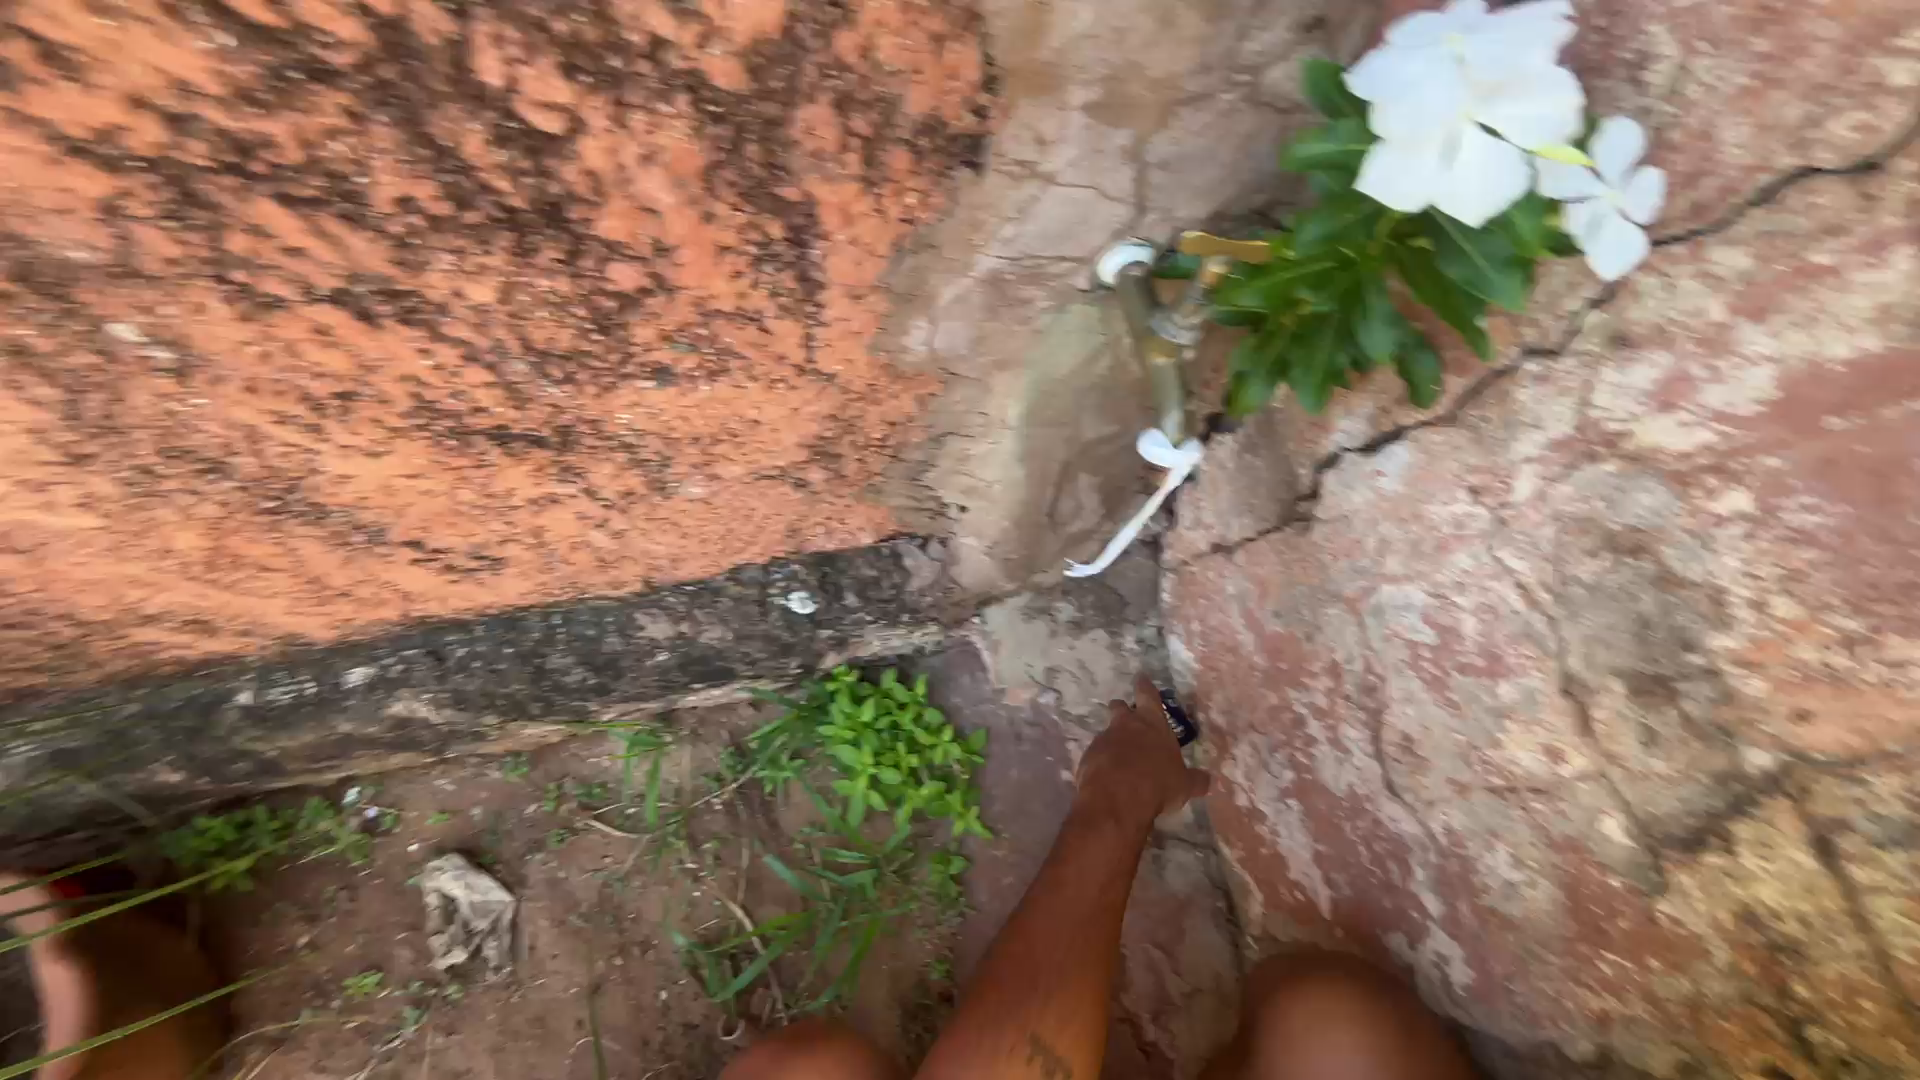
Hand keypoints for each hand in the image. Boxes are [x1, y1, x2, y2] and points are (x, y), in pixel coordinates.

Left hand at [1075, 676, 1210, 826]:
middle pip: (1120, 707)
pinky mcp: (1088, 756)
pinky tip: (1109, 777)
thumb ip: (1195, 780)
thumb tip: (1207, 780)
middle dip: (1122, 709)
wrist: (1117, 798)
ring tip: (1121, 759)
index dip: (1145, 686)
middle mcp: (1125, 725)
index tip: (1141, 678)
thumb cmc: (1158, 783)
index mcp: (1152, 723)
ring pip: (1107, 732)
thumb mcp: (1184, 784)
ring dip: (1113, 741)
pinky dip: (1102, 761)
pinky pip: (1096, 754)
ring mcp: (1104, 739)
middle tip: (1127, 718)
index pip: (1148, 695)